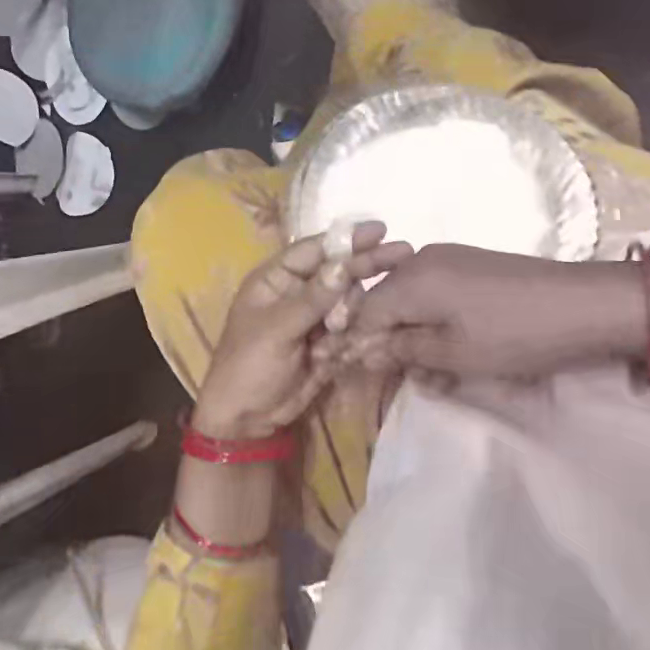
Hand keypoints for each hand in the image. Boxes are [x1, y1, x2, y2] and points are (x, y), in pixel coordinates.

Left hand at [194, 222, 411, 439]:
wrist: (247, 419)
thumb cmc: (249, 366)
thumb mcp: (278, 329)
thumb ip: (313, 299)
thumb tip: (342, 266)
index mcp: (275, 279)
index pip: (314, 250)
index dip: (346, 240)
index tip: (379, 230)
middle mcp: (296, 292)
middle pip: (337, 270)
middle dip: (366, 263)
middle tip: (403, 253)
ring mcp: (313, 317)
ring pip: (348, 298)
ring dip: (356, 307)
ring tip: (345, 328)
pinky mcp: (327, 341)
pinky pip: (351, 326)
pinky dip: (358, 329)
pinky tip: (360, 337)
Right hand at [346, 244, 631, 379]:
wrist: (586, 304)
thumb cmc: (515, 334)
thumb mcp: (455, 353)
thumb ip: (403, 351)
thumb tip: (366, 350)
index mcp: (412, 279)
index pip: (364, 313)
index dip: (360, 347)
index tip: (369, 378)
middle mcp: (423, 260)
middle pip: (387, 306)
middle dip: (393, 346)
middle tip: (416, 381)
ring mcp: (449, 259)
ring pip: (413, 303)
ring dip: (418, 340)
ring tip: (443, 376)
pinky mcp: (471, 266)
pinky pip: (437, 295)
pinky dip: (439, 325)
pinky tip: (457, 353)